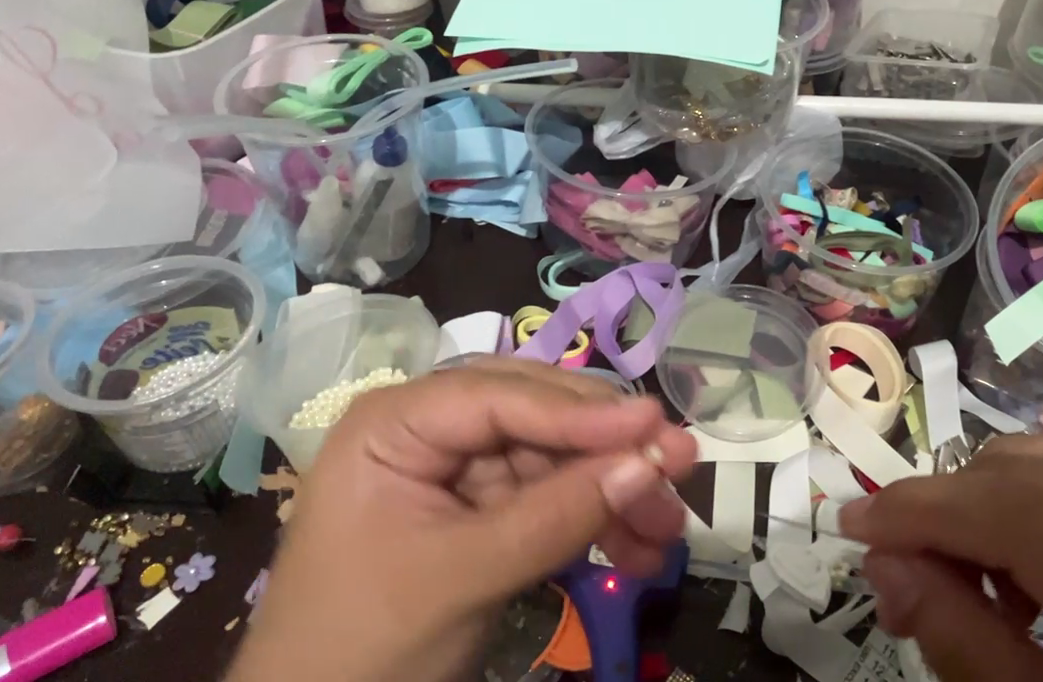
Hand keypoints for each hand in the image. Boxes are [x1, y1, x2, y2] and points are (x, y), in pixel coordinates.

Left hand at [229, 359, 696, 681]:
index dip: (583, 411)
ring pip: (552, 459)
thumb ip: (557, 516)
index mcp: (398, 421)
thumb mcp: (462, 577)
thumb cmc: (361, 646)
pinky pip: (547, 501)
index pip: (502, 396)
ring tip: (669, 527)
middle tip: (681, 465)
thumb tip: (649, 464)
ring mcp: (457, 471)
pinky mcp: (478, 512)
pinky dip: (592, 523)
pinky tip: (640, 549)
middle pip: (536, 418)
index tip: (655, 425)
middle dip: (606, 449)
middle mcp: (430, 430)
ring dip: (611, 491)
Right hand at [839, 433, 1042, 681]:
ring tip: (974, 586)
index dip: (923, 509)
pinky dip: (1040, 512)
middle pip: (1030, 471)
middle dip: (949, 508)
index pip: (1017, 508)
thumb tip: (886, 563)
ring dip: (990, 505)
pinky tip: (1038, 583)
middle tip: (904, 576)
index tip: (852, 527)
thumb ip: (969, 648)